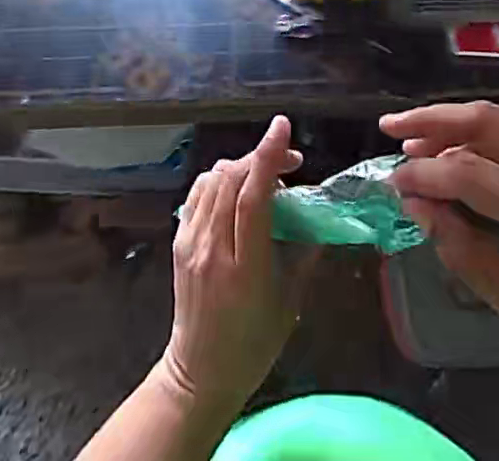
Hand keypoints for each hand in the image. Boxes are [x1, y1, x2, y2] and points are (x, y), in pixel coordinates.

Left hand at [160, 115, 313, 412]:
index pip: (252, 197)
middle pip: (231, 180)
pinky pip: (198, 193)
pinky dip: (219, 179)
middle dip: (261, 158)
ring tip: (266, 175)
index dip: (268, 157)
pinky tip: (236, 188)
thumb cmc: (254, 342)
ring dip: (241, 166)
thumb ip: (304, 252)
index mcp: (244, 267)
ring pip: (212, 180)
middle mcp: (211, 248)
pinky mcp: (179, 240)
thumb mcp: (290, 301)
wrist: (200, 370)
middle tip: (291, 161)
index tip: (282, 127)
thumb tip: (319, 214)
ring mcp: (190, 242)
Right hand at [382, 102, 498, 433]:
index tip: (390, 183)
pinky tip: (451, 159)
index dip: (425, 173)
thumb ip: (466, 254)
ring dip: (453, 127)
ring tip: (410, 143)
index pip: (474, 173)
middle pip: (492, 122)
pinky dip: (477, 144)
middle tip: (389, 127)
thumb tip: (417, 208)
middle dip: (434, 118)